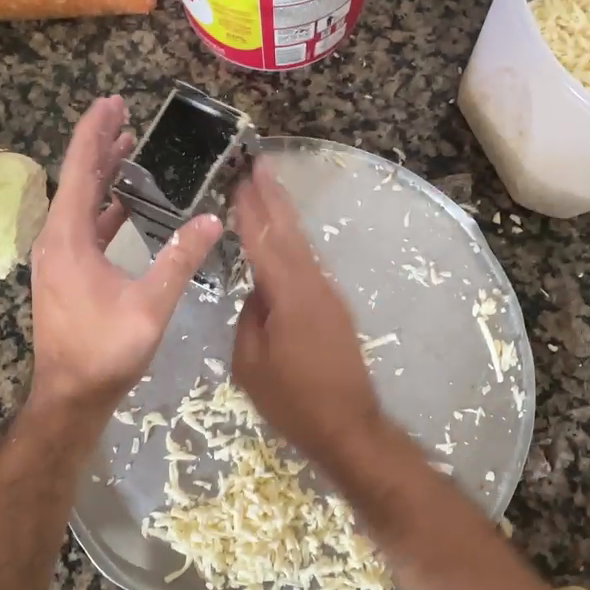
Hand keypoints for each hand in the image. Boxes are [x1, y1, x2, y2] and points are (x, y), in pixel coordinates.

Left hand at [30, 96, 220, 412]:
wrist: (71, 396)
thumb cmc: (105, 350)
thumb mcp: (150, 305)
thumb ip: (180, 260)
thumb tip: (212, 221)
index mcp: (68, 239)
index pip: (80, 171)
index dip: (95, 133)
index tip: (111, 102)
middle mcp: (55, 240)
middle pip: (76, 179)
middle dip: (98, 145)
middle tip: (122, 113)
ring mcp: (57, 257)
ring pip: (79, 202)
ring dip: (101, 174)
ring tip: (126, 147)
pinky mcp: (66, 272)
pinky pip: (83, 225)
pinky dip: (103, 206)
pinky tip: (124, 202)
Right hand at [230, 158, 385, 463]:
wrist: (349, 426)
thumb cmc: (293, 401)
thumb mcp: (251, 363)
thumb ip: (250, 318)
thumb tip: (257, 293)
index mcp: (290, 295)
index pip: (264, 241)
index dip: (251, 209)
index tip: (240, 178)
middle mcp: (313, 285)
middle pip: (289, 232)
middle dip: (272, 197)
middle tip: (258, 163)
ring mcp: (328, 295)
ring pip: (302, 246)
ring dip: (284, 216)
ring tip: (267, 190)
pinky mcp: (334, 308)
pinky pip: (308, 265)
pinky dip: (292, 244)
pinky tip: (282, 240)